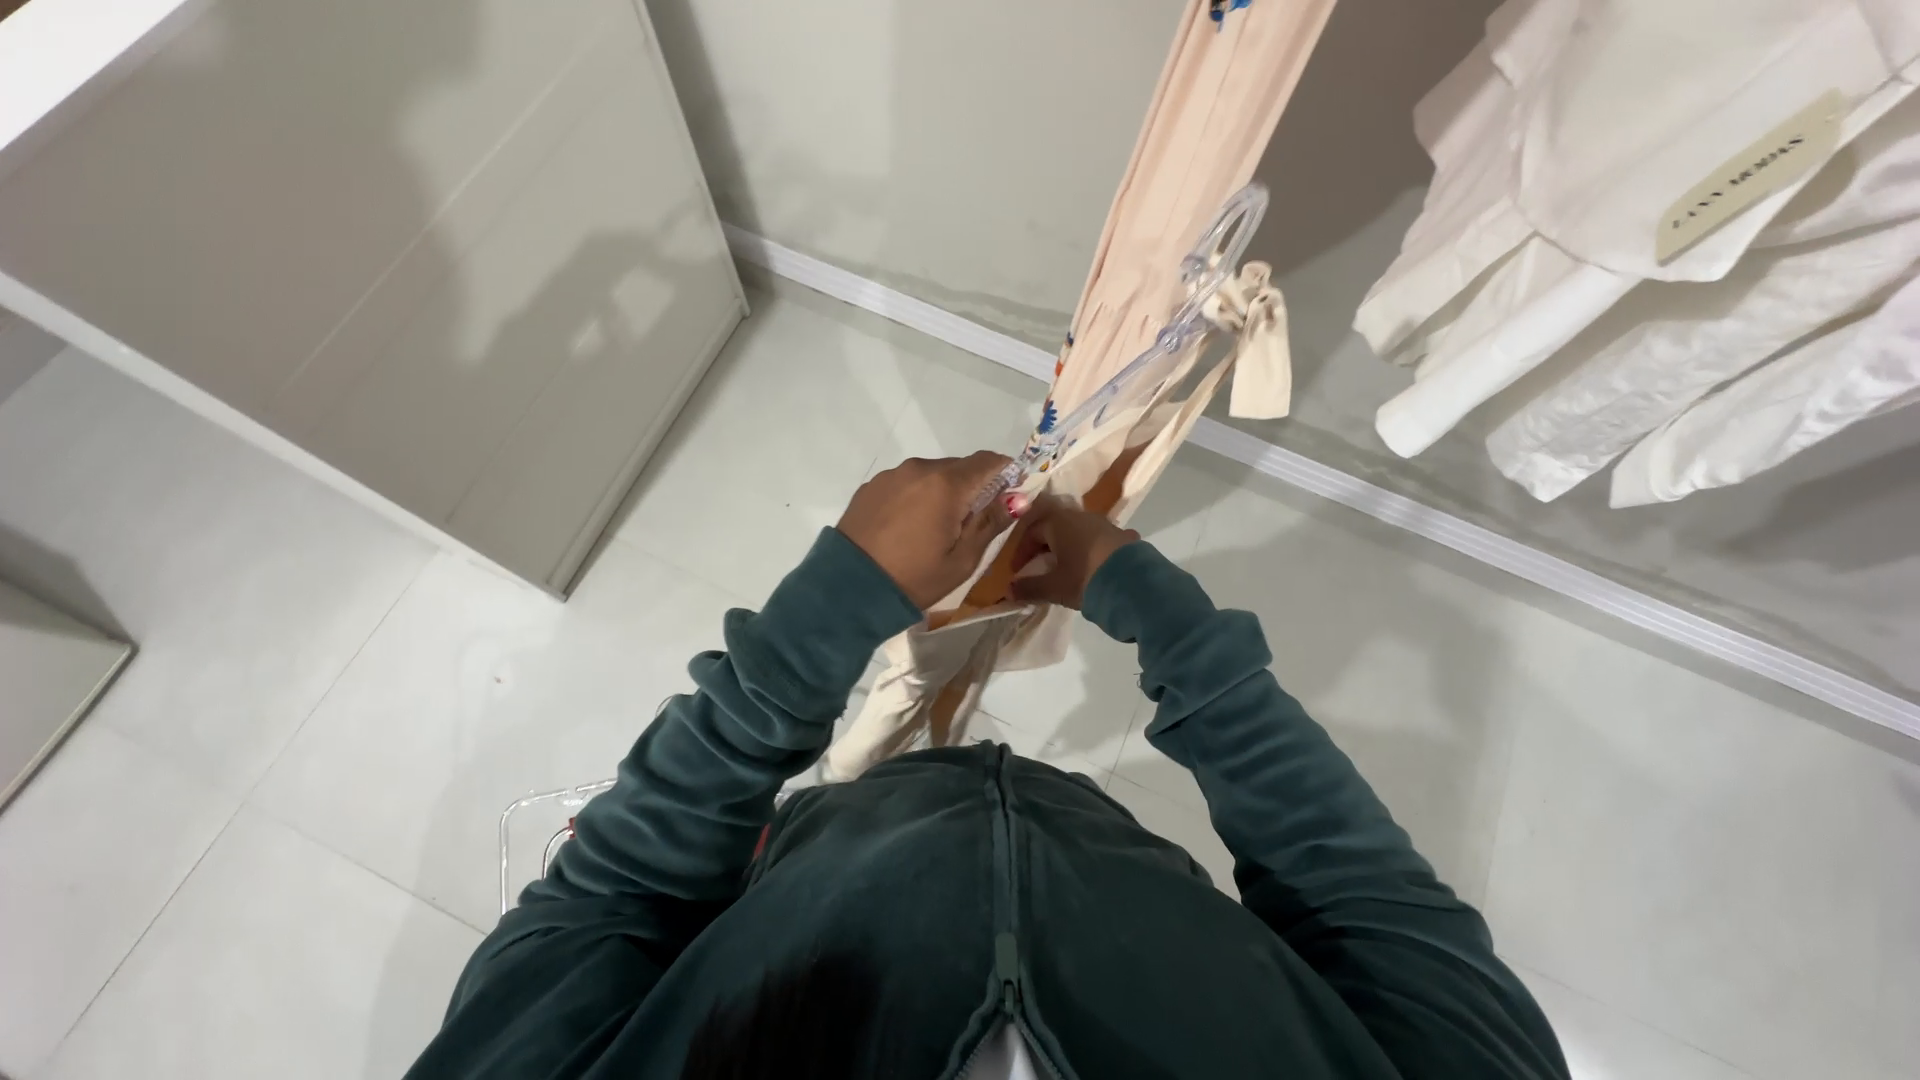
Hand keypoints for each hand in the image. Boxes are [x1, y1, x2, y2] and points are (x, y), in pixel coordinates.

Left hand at [836, 452, 1017, 608]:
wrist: (849, 589)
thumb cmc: (915, 578)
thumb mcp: (962, 559)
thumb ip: (991, 523)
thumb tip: (1019, 498)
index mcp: (946, 484)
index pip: (988, 461)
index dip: (1005, 474)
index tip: (1008, 496)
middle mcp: (919, 469)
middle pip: (958, 468)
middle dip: (971, 489)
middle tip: (969, 524)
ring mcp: (891, 475)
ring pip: (930, 475)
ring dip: (940, 493)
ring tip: (933, 530)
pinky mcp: (871, 487)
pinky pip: (904, 484)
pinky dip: (915, 498)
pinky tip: (907, 528)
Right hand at [1007, 496, 1138, 609]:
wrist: (1135, 583)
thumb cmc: (1085, 579)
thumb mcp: (1054, 587)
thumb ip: (1029, 587)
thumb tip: (1009, 590)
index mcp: (1059, 522)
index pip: (1032, 531)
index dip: (1021, 552)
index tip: (1017, 572)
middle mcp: (1081, 516)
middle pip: (1054, 528)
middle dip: (1042, 548)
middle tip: (1037, 569)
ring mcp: (1104, 524)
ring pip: (1076, 533)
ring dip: (1065, 549)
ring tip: (1062, 571)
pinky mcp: (1122, 537)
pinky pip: (1095, 541)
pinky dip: (1085, 553)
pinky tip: (1088, 570)